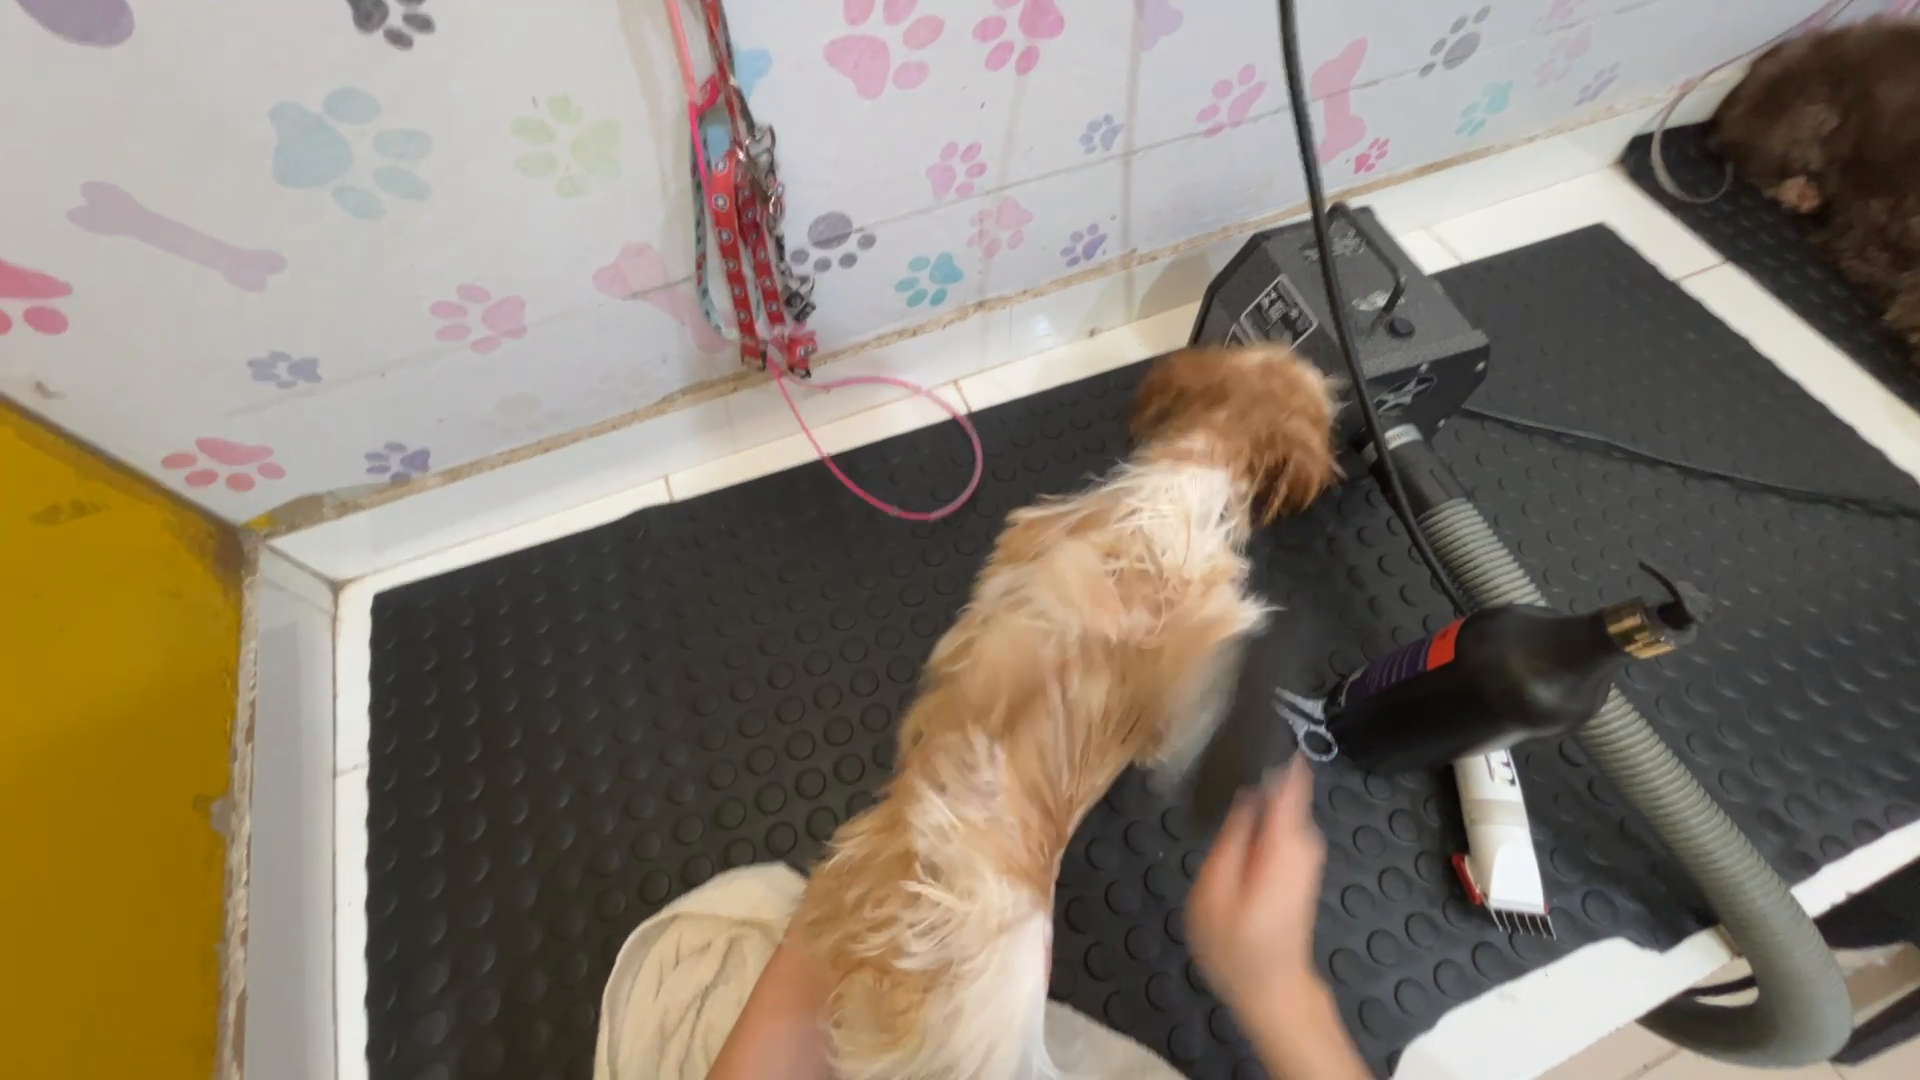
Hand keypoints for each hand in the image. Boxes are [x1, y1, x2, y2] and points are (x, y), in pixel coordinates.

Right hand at [1186, 756, 1327, 1017]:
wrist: (1272, 988)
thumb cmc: (1237, 944)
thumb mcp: (1215, 890)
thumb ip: (1232, 835)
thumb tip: (1245, 790)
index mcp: (1283, 842)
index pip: (1289, 780)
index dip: (1278, 747)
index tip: (1259, 713)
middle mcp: (1302, 838)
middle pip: (1285, 783)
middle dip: (1259, 760)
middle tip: (1221, 736)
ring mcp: (1304, 848)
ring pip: (1282, 797)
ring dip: (1258, 780)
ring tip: (1223, 761)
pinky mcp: (1298, 857)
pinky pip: (1281, 814)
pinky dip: (1262, 801)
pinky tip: (1235, 799)